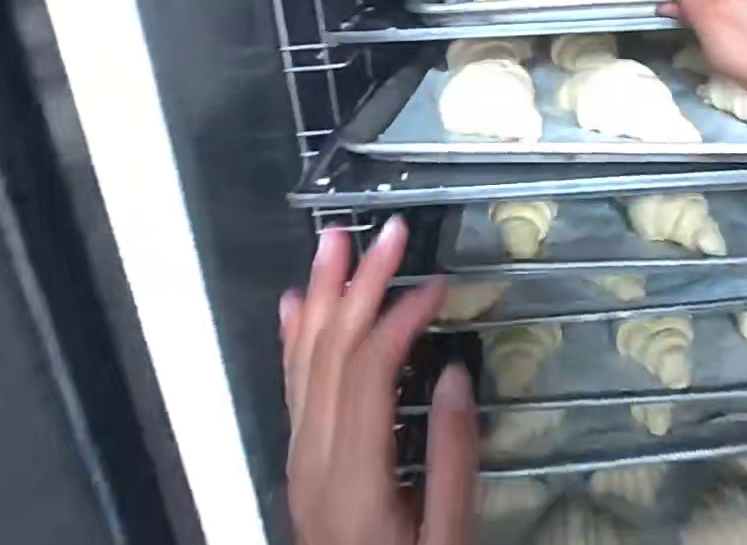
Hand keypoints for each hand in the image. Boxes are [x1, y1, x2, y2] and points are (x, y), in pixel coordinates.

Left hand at [279, 217, 477, 544]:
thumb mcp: (448, 537)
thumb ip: (452, 455)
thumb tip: (454, 370)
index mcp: (354, 478)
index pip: (368, 371)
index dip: (401, 317)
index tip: (437, 285)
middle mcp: (314, 458)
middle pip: (332, 351)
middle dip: (361, 283)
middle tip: (389, 233)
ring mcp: (300, 455)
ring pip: (305, 359)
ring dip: (324, 293)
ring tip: (333, 242)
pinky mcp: (300, 456)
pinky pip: (292, 384)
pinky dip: (295, 336)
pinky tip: (298, 302)